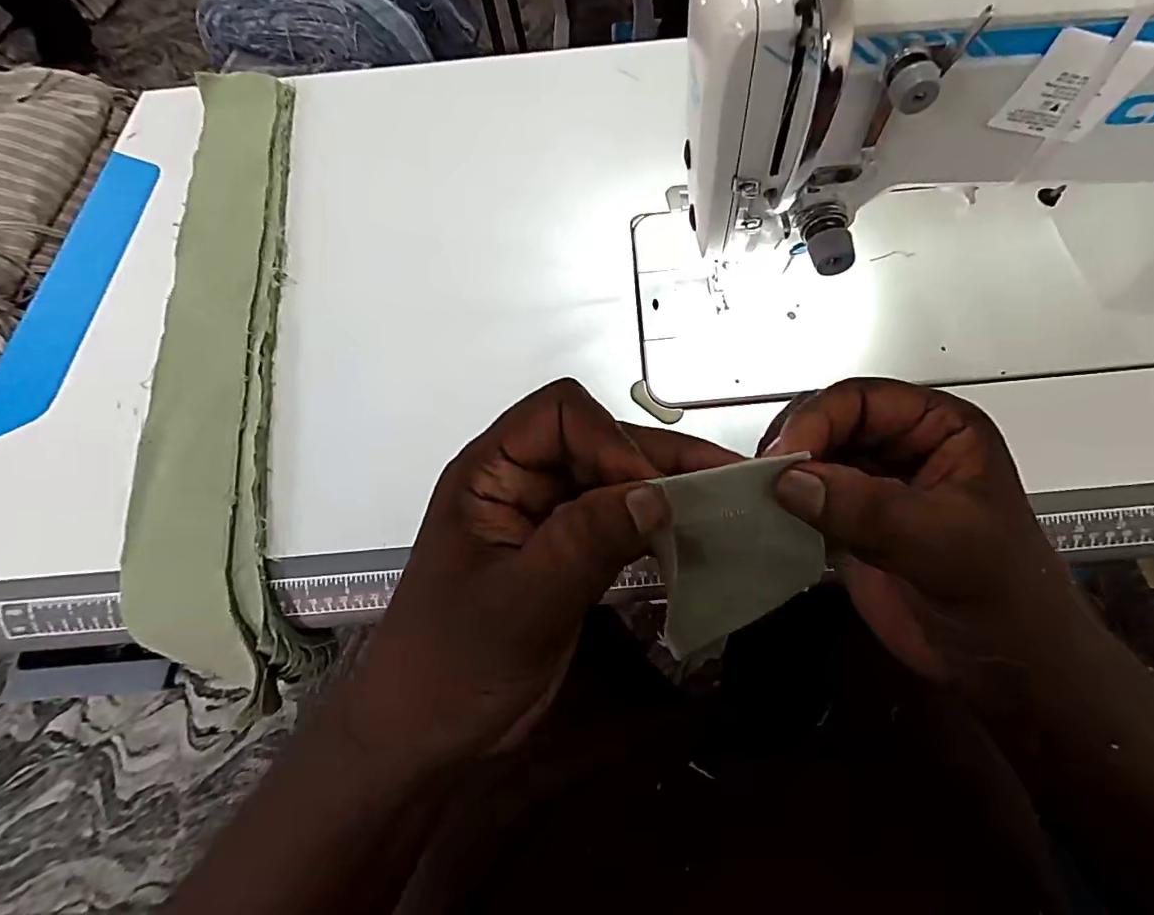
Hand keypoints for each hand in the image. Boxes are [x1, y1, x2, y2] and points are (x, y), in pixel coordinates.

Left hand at [336, 379, 739, 765]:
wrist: (428, 739)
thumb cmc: (450, 667)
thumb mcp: (519, 603)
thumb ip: (583, 543)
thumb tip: (655, 494)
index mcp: (490, 473)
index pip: (559, 414)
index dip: (609, 439)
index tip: (648, 491)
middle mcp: (520, 482)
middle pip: (596, 441)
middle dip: (657, 458)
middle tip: (726, 481)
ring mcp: (546, 518)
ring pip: (614, 479)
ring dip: (666, 487)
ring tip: (725, 500)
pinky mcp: (568, 553)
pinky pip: (618, 521)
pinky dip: (656, 523)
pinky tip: (692, 535)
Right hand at [760, 378, 1089, 679]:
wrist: (1003, 665)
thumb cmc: (1009, 600)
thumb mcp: (944, 544)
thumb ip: (870, 509)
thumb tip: (797, 480)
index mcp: (940, 430)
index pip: (863, 400)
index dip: (819, 419)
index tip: (789, 454)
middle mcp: (901, 448)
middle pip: (827, 422)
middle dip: (795, 445)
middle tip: (770, 477)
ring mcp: (870, 484)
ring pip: (808, 457)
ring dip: (782, 475)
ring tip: (766, 497)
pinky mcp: (846, 520)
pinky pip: (802, 497)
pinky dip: (781, 504)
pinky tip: (772, 517)